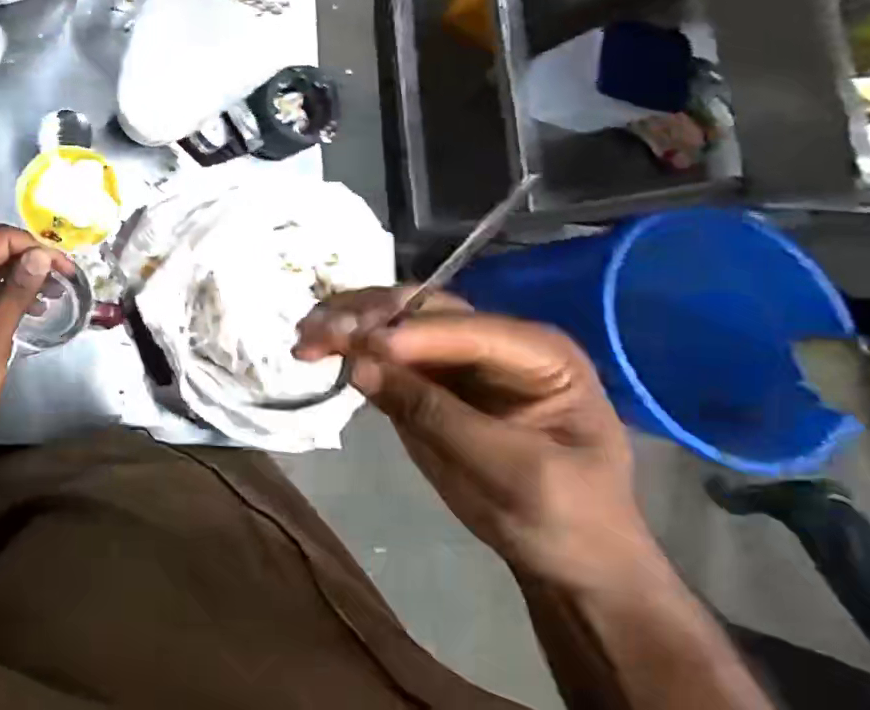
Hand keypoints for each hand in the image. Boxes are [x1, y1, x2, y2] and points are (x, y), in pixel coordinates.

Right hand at [295, 288, 658, 589]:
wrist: (566, 559)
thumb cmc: (562, 515)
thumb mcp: (512, 470)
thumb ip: (436, 414)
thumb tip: (360, 366)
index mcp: (538, 353)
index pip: (466, 329)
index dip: (411, 334)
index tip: (360, 346)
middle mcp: (491, 340)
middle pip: (419, 310)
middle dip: (365, 317)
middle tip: (316, 332)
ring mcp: (452, 356)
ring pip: (389, 321)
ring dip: (344, 324)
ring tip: (304, 338)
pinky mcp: (420, 377)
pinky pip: (376, 351)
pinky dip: (343, 347)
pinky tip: (312, 349)